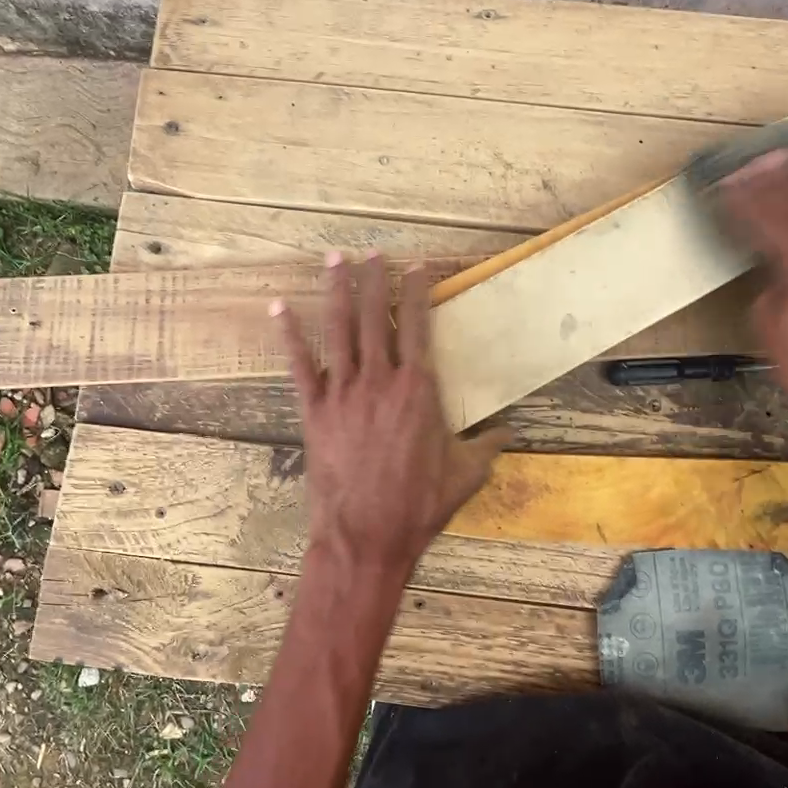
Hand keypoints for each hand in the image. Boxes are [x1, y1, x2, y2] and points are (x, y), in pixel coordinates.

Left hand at [271, 252, 513, 574]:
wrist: (367, 536)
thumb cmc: (420, 506)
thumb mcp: (466, 475)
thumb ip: (487, 446)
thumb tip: (508, 432)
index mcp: (419, 388)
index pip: (419, 324)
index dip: (417, 290)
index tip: (417, 265)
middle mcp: (380, 380)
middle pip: (377, 316)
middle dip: (374, 278)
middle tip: (371, 251)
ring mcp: (343, 393)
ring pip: (339, 329)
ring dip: (336, 291)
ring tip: (334, 259)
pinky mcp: (314, 411)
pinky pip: (299, 365)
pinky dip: (289, 335)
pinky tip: (279, 307)